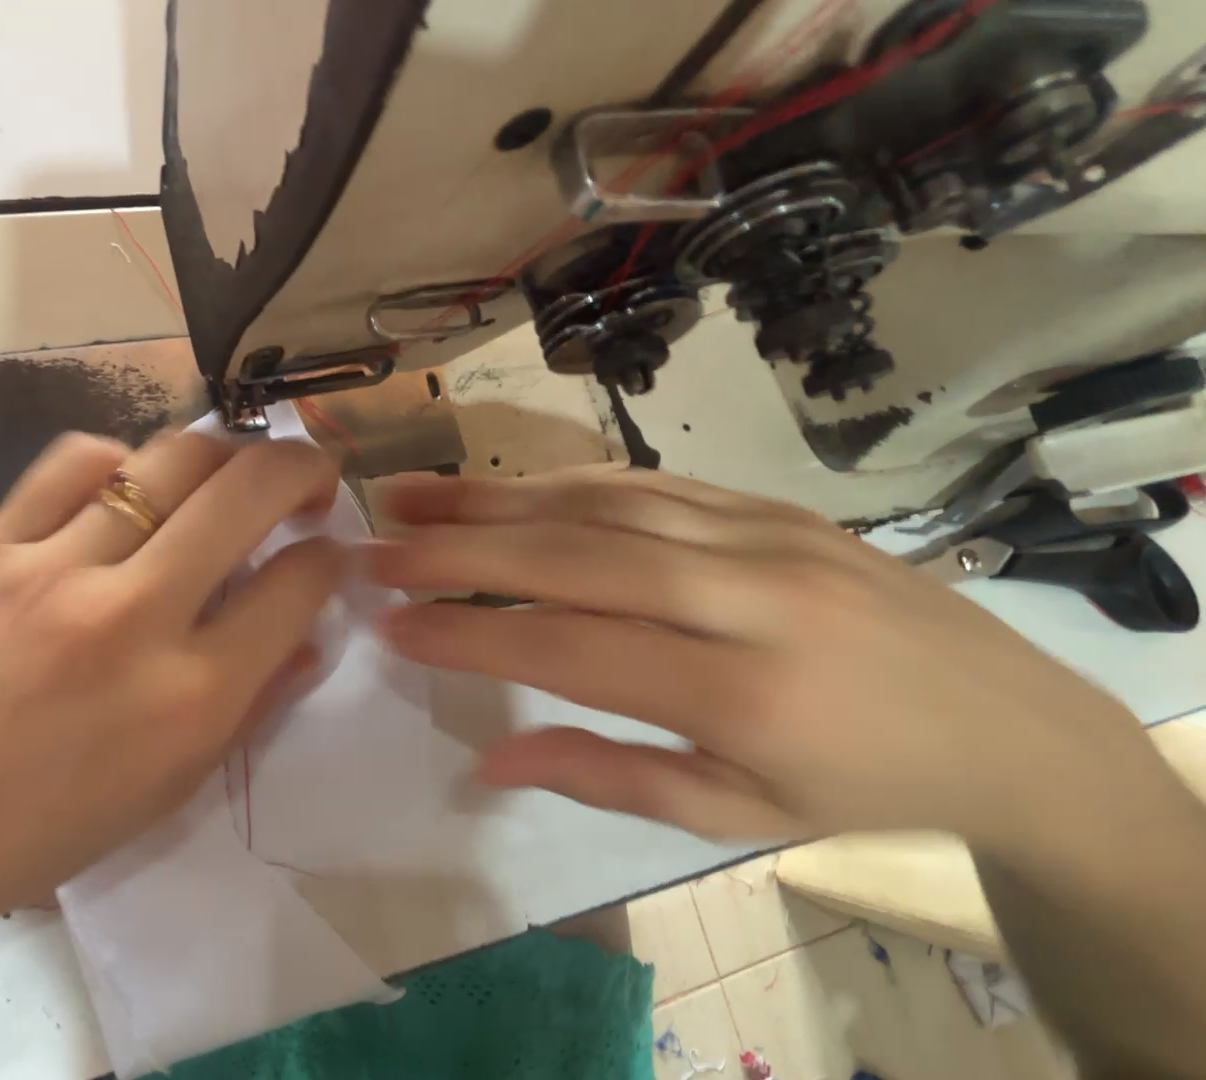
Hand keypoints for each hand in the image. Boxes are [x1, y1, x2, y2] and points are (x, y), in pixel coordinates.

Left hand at [0, 431, 341, 940]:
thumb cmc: (44, 829)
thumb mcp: (171, 790)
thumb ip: (254, 706)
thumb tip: (310, 633)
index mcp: (191, 697)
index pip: (297, 585)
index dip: (329, 558)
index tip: (326, 553)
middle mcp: (135, 616)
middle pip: (248, 491)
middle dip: (303, 469)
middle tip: (310, 483)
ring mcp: (59, 570)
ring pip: (170, 459)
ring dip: (225, 455)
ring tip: (230, 477)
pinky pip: (73, 463)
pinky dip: (123, 459)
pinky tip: (131, 483)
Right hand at [365, 467, 1173, 855]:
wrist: (1009, 724)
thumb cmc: (856, 786)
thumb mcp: (733, 814)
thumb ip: (604, 778)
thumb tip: (489, 759)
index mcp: (744, 697)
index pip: (571, 651)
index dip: (471, 637)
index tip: (392, 626)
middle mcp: (749, 598)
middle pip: (574, 557)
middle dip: (459, 551)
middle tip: (375, 548)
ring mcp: (762, 535)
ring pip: (600, 502)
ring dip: (494, 499)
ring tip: (413, 500)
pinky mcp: (768, 505)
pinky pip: (644, 481)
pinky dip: (559, 483)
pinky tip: (503, 489)